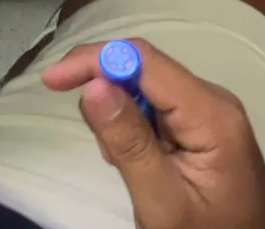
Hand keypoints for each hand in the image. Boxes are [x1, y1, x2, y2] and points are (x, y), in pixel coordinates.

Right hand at [42, 38, 264, 228]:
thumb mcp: (163, 204)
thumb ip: (129, 143)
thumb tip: (92, 84)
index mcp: (211, 113)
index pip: (142, 59)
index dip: (94, 59)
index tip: (51, 81)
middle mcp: (213, 99)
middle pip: (142, 67)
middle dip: (106, 92)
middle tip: (98, 144)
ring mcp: (209, 110)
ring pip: (143, 84)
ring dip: (119, 114)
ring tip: (124, 165)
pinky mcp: (202, 122)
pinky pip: (154, 103)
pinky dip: (132, 124)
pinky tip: (138, 161)